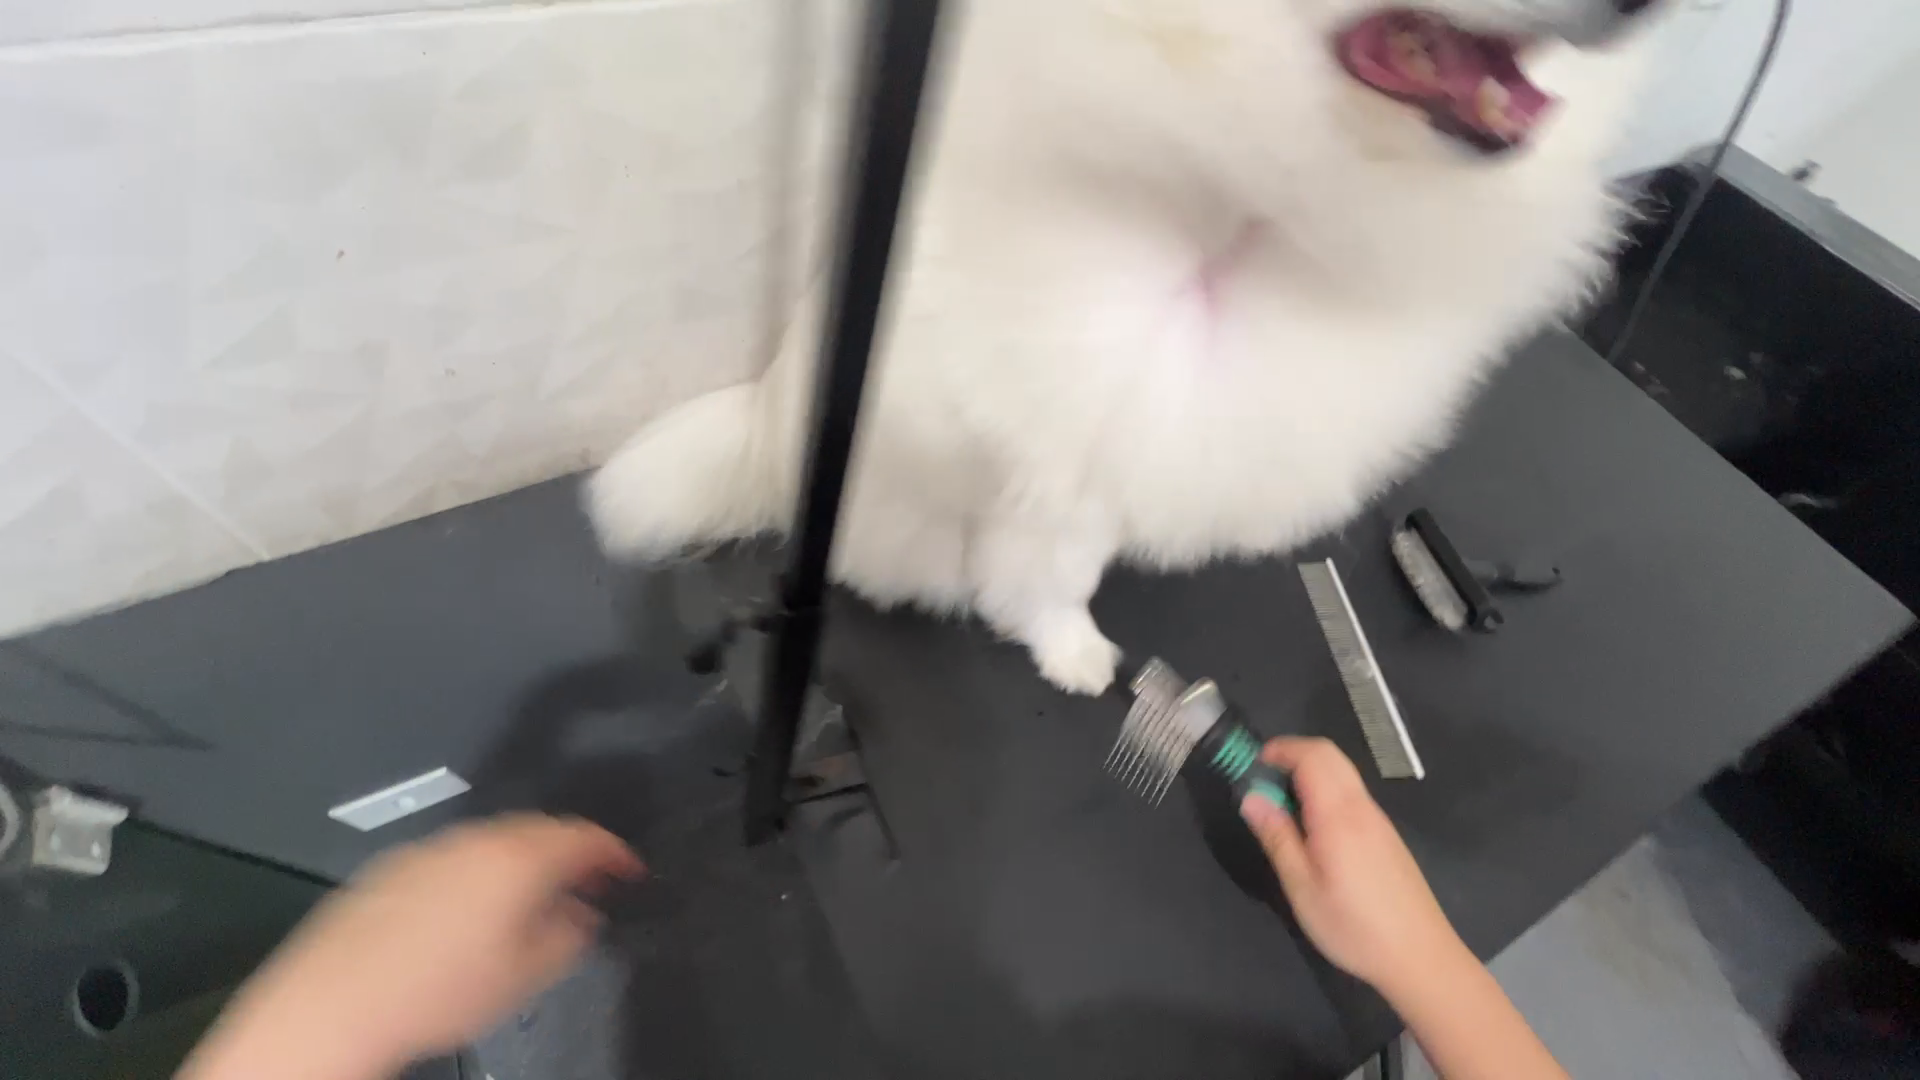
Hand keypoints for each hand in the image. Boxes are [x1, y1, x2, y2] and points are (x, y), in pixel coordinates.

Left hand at [183, 815, 643, 1079]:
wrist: (325, 1013)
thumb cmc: (437, 993)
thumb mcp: (525, 974)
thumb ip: (570, 935)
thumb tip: (583, 915)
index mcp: (521, 857)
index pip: (586, 837)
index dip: (616, 853)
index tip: (630, 871)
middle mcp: (480, 839)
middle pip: (543, 831)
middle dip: (570, 855)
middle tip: (585, 885)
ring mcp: (433, 848)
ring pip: (497, 842)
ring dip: (523, 862)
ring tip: (528, 900)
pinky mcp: (392, 868)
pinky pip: (455, 858)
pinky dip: (478, 872)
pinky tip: (466, 913)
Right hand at [1239, 738, 1463, 995]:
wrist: (1423, 960)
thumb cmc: (1353, 924)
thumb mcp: (1301, 886)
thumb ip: (1276, 835)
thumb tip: (1250, 797)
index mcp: (1338, 814)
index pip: (1312, 755)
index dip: (1280, 749)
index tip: (1253, 765)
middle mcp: (1362, 808)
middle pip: (1329, 754)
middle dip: (1292, 754)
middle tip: (1263, 779)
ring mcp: (1379, 821)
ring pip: (1342, 773)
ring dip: (1309, 772)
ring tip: (1283, 804)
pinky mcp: (1387, 836)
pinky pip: (1352, 794)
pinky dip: (1325, 790)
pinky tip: (1314, 827)